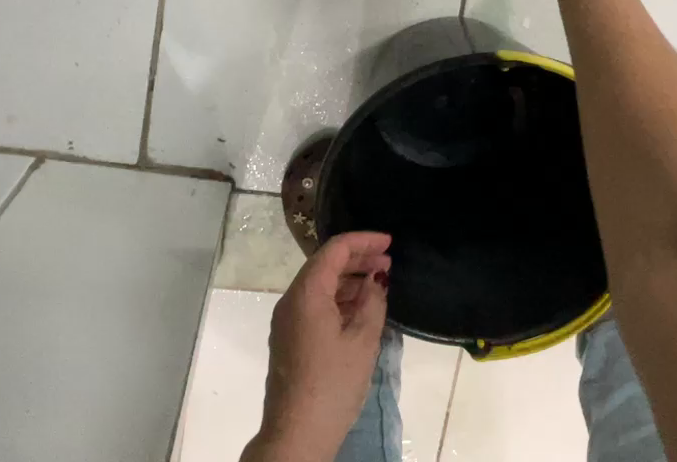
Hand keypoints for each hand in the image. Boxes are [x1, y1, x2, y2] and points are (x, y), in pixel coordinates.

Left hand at [246, 232, 392, 461]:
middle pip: (325, 264)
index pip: (335, 249)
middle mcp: (291, 299)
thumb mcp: (362, 341)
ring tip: (379, 286)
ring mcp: (287, 320)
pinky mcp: (289, 339)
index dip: (363, 241)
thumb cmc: (332, 384)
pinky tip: (360, 310)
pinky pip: (315, 305)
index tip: (389, 242)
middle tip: (389, 264)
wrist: (296, 435)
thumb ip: (372, 302)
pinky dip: (338, 299)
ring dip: (349, 280)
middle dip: (358, 259)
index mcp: (307, 292)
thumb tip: (376, 280)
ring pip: (320, 285)